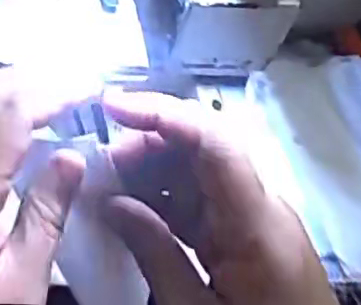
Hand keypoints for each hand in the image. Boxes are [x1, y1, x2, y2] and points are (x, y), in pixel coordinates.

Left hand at [0, 69, 88, 304]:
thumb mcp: (20, 287)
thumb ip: (47, 215)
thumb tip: (72, 155)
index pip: (16, 110)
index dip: (57, 92)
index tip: (94, 91)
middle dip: (37, 81)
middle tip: (78, 92)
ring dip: (14, 92)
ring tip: (54, 103)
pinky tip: (16, 132)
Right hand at [102, 90, 336, 304]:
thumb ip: (156, 256)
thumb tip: (112, 203)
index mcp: (257, 218)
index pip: (211, 138)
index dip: (161, 111)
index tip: (113, 104)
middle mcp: (260, 202)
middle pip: (202, 146)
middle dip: (148, 140)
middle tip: (100, 158)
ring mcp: (255, 216)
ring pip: (198, 169)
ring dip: (152, 168)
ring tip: (108, 182)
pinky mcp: (248, 234)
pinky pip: (203, 199)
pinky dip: (166, 196)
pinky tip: (134, 205)